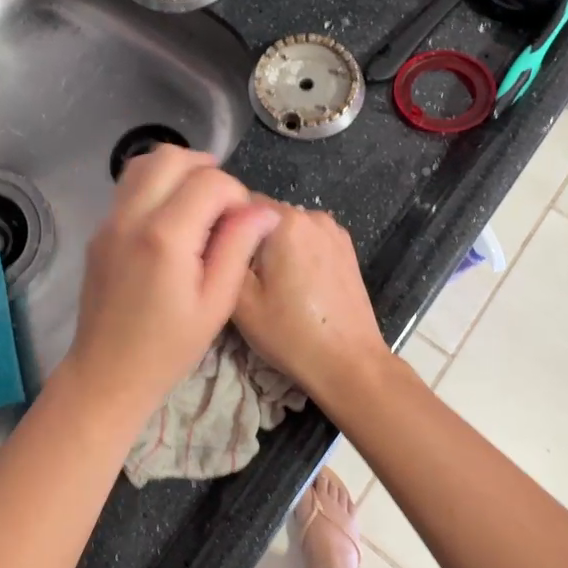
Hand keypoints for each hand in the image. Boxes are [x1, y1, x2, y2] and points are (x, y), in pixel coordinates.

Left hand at [62, 146, 279, 422]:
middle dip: (205, 169)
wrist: (106, 373)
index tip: (243, 223)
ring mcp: (108, 221)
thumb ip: (238, 247)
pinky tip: (171, 219)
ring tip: (199, 203)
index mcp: (165, 236)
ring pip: (142, 163)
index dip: (236, 194)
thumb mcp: (216, 303)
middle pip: (170, 156)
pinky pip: (127, 187)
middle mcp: (131, 217)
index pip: (209, 181)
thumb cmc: (169, 348)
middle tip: (224, 203)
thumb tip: (263, 209)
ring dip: (176, 171)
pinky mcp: (99, 230)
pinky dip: (154, 185)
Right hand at [233, 203, 393, 407]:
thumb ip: (225, 254)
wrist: (350, 364)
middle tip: (242, 276)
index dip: (223, 227)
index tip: (219, 256)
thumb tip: (216, 232)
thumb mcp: (240, 301)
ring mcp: (333, 231)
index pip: (238, 202)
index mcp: (285, 221)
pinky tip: (294, 285)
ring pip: (286, 227)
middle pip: (263, 214)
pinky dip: (295, 253)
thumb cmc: (290, 333)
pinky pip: (307, 239)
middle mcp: (312, 216)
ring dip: (273, 245)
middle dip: (249, 237)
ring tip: (268, 283)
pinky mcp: (346, 249)